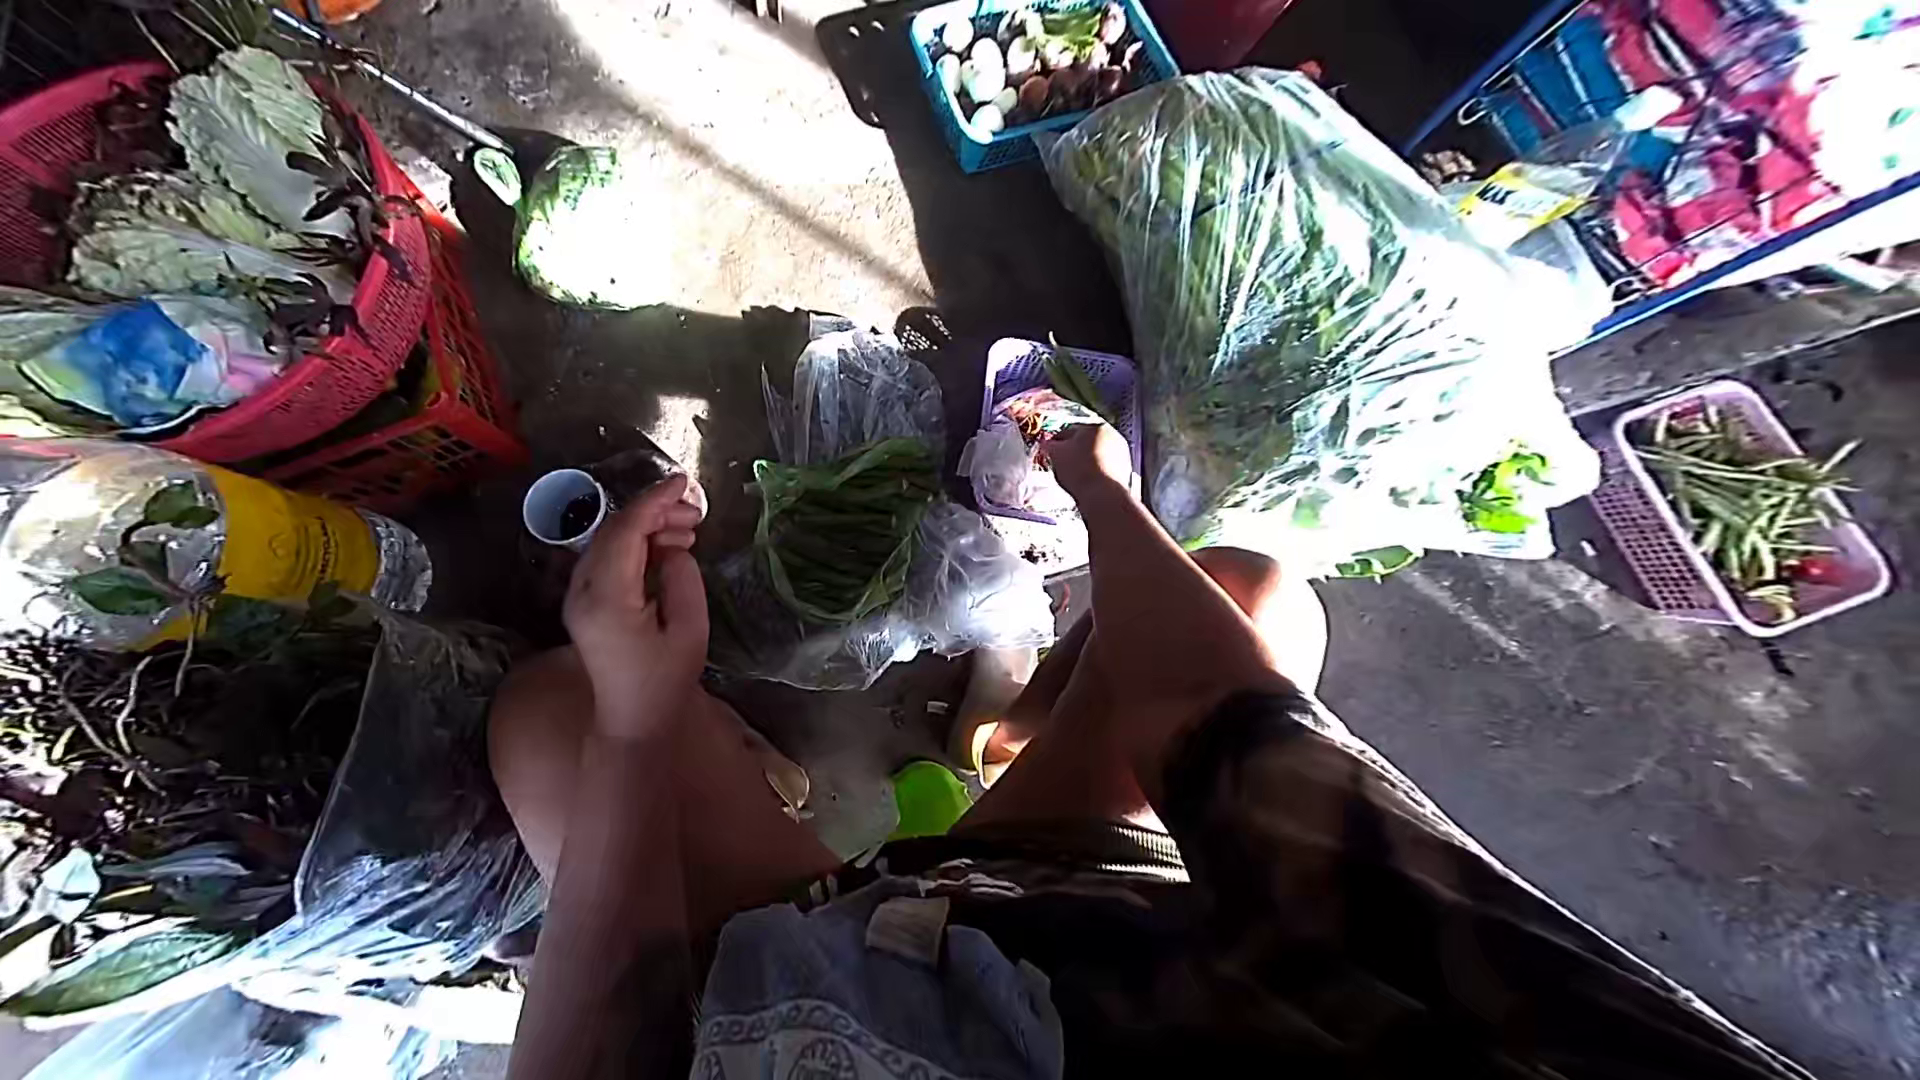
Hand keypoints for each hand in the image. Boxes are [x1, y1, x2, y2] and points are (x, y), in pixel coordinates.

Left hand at [563, 474, 708, 738]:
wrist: (635, 716)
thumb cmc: (668, 677)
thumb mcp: (691, 628)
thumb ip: (683, 579)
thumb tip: (673, 549)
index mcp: (608, 599)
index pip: (625, 532)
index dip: (654, 501)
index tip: (684, 482)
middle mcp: (583, 592)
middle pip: (612, 530)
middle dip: (654, 510)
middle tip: (695, 512)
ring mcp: (579, 596)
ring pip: (609, 540)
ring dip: (647, 525)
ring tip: (688, 529)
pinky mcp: (586, 600)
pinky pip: (610, 556)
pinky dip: (638, 542)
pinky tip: (667, 545)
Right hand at [1044, 422, 1130, 501]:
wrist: (1102, 495)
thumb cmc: (1079, 471)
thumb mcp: (1055, 455)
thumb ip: (1048, 446)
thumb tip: (1046, 444)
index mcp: (1094, 426)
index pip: (1069, 430)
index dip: (1056, 441)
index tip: (1049, 451)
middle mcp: (1112, 435)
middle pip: (1086, 441)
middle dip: (1074, 451)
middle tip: (1061, 464)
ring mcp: (1121, 452)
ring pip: (1097, 454)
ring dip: (1087, 461)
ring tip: (1075, 475)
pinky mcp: (1125, 469)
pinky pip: (1105, 467)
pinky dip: (1096, 471)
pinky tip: (1087, 481)